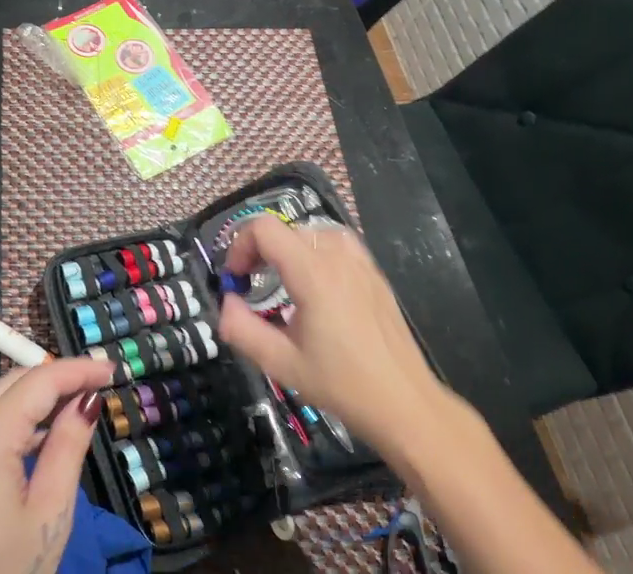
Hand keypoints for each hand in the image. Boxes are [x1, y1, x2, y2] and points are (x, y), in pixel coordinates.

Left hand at [0, 358, 111, 573]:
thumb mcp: (49, 512)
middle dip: (56, 378)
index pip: (40, 381)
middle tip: (96, 386)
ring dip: (32, 395)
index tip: (111, 369)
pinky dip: (8, 416)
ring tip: (73, 405)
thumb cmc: (3, 569)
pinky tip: (34, 435)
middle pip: (13, 382)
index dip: (78, 370)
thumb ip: (68, 447)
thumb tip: (87, 401)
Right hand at [215, 214, 451, 465]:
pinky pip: (339, 245)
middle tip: (251, 283)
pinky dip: (316, 252)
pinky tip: (315, 286)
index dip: (240, 245)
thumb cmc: (342, 385)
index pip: (265, 228)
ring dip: (290, 248)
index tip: (236, 279)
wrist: (405, 404)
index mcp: (314, 274)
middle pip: (287, 228)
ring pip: (314, 231)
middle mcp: (339, 258)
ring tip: (281, 279)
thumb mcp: (281, 364)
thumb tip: (227, 303)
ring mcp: (362, 264)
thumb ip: (242, 329)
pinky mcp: (375, 277)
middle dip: (260, 249)